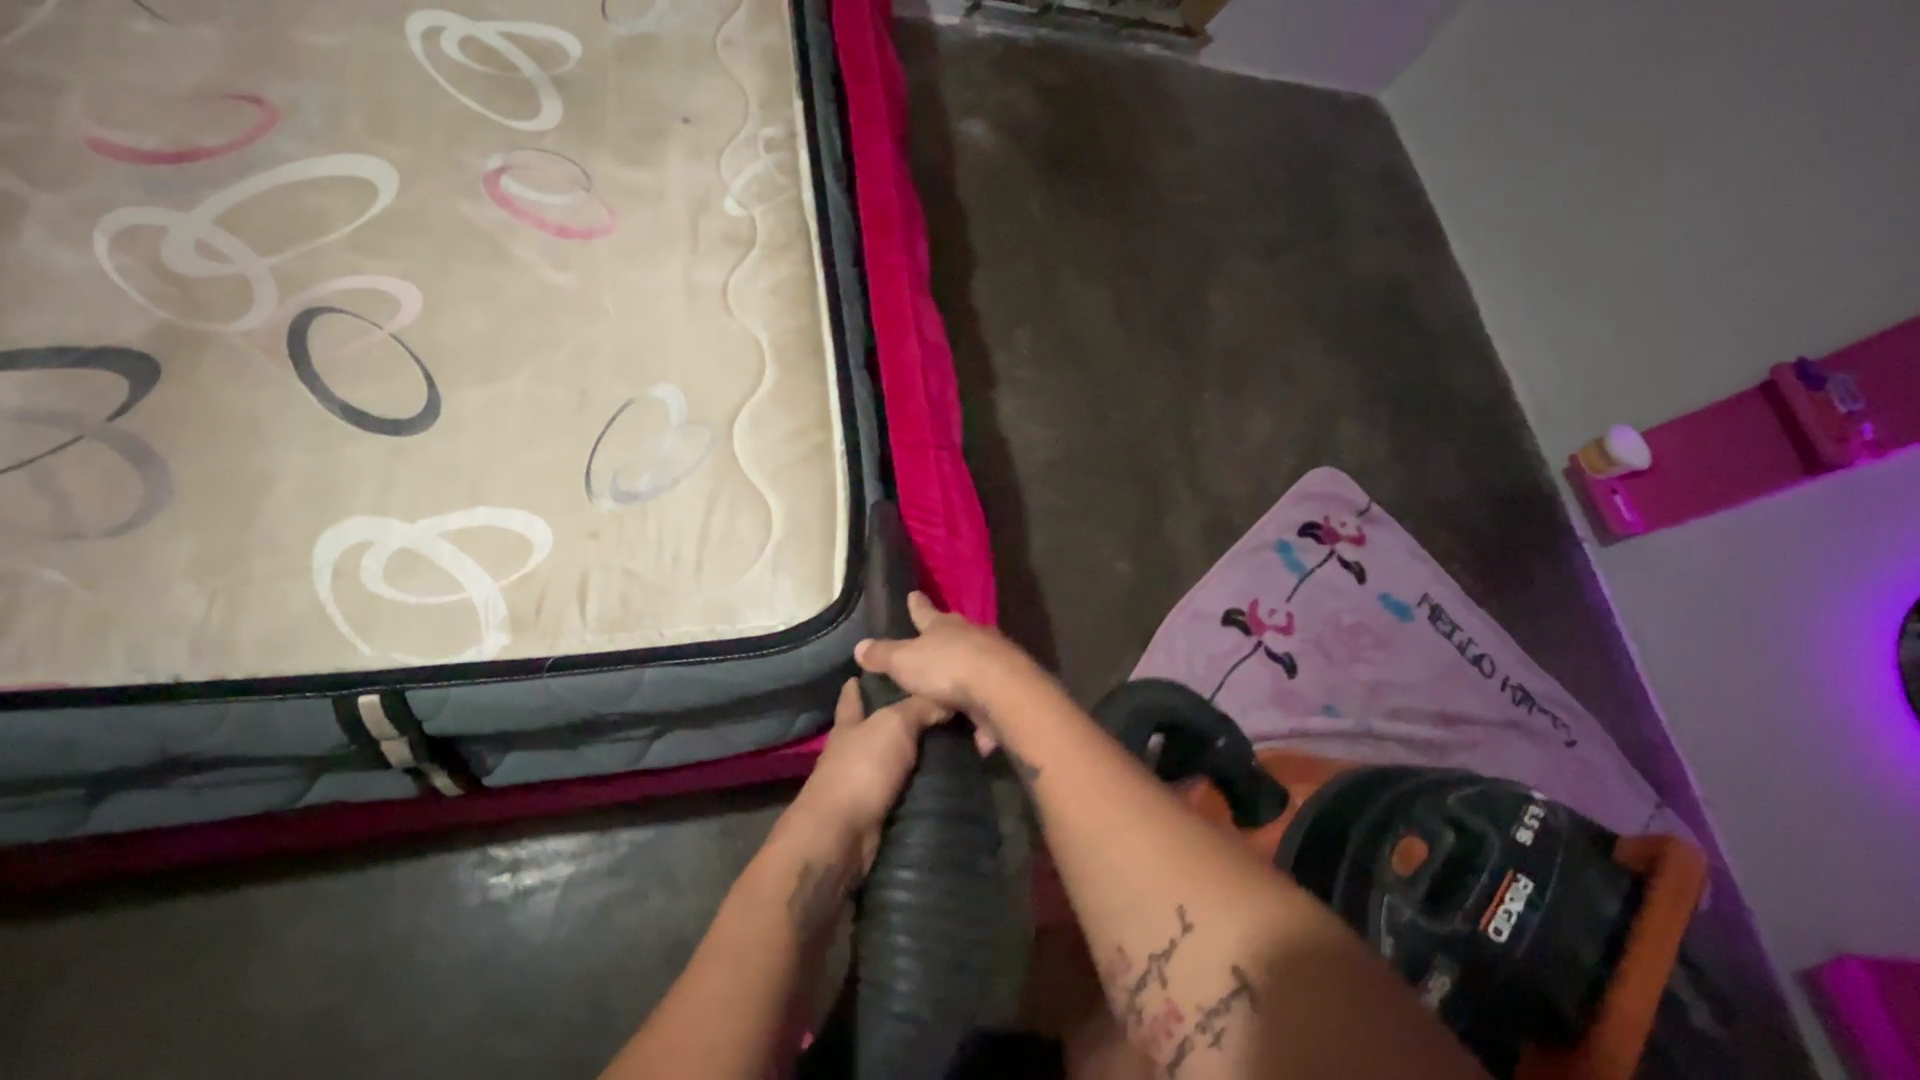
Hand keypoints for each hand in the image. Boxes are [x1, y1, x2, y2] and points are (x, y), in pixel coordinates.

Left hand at [786, 679, 950, 869]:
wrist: (841, 837)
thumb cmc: (861, 770)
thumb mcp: (893, 725)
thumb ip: (918, 708)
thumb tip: (946, 697)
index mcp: (848, 726)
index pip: (853, 695)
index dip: (862, 680)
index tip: (882, 667)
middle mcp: (851, 753)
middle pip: (876, 729)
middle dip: (899, 718)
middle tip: (939, 708)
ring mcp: (862, 785)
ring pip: (893, 762)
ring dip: (915, 756)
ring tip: (954, 744)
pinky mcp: (875, 813)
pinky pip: (904, 792)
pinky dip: (920, 786)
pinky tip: (945, 781)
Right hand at [853, 592, 1042, 751]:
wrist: (1001, 689)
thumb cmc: (946, 668)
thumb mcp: (904, 661)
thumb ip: (883, 655)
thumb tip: (860, 645)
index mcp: (943, 626)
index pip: (925, 611)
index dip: (917, 604)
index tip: (914, 593)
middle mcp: (972, 636)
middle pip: (956, 632)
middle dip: (947, 635)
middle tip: (938, 638)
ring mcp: (995, 659)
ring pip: (977, 661)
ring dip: (968, 672)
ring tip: (955, 688)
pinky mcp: (1008, 686)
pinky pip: (990, 697)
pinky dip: (983, 708)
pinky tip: (979, 731)